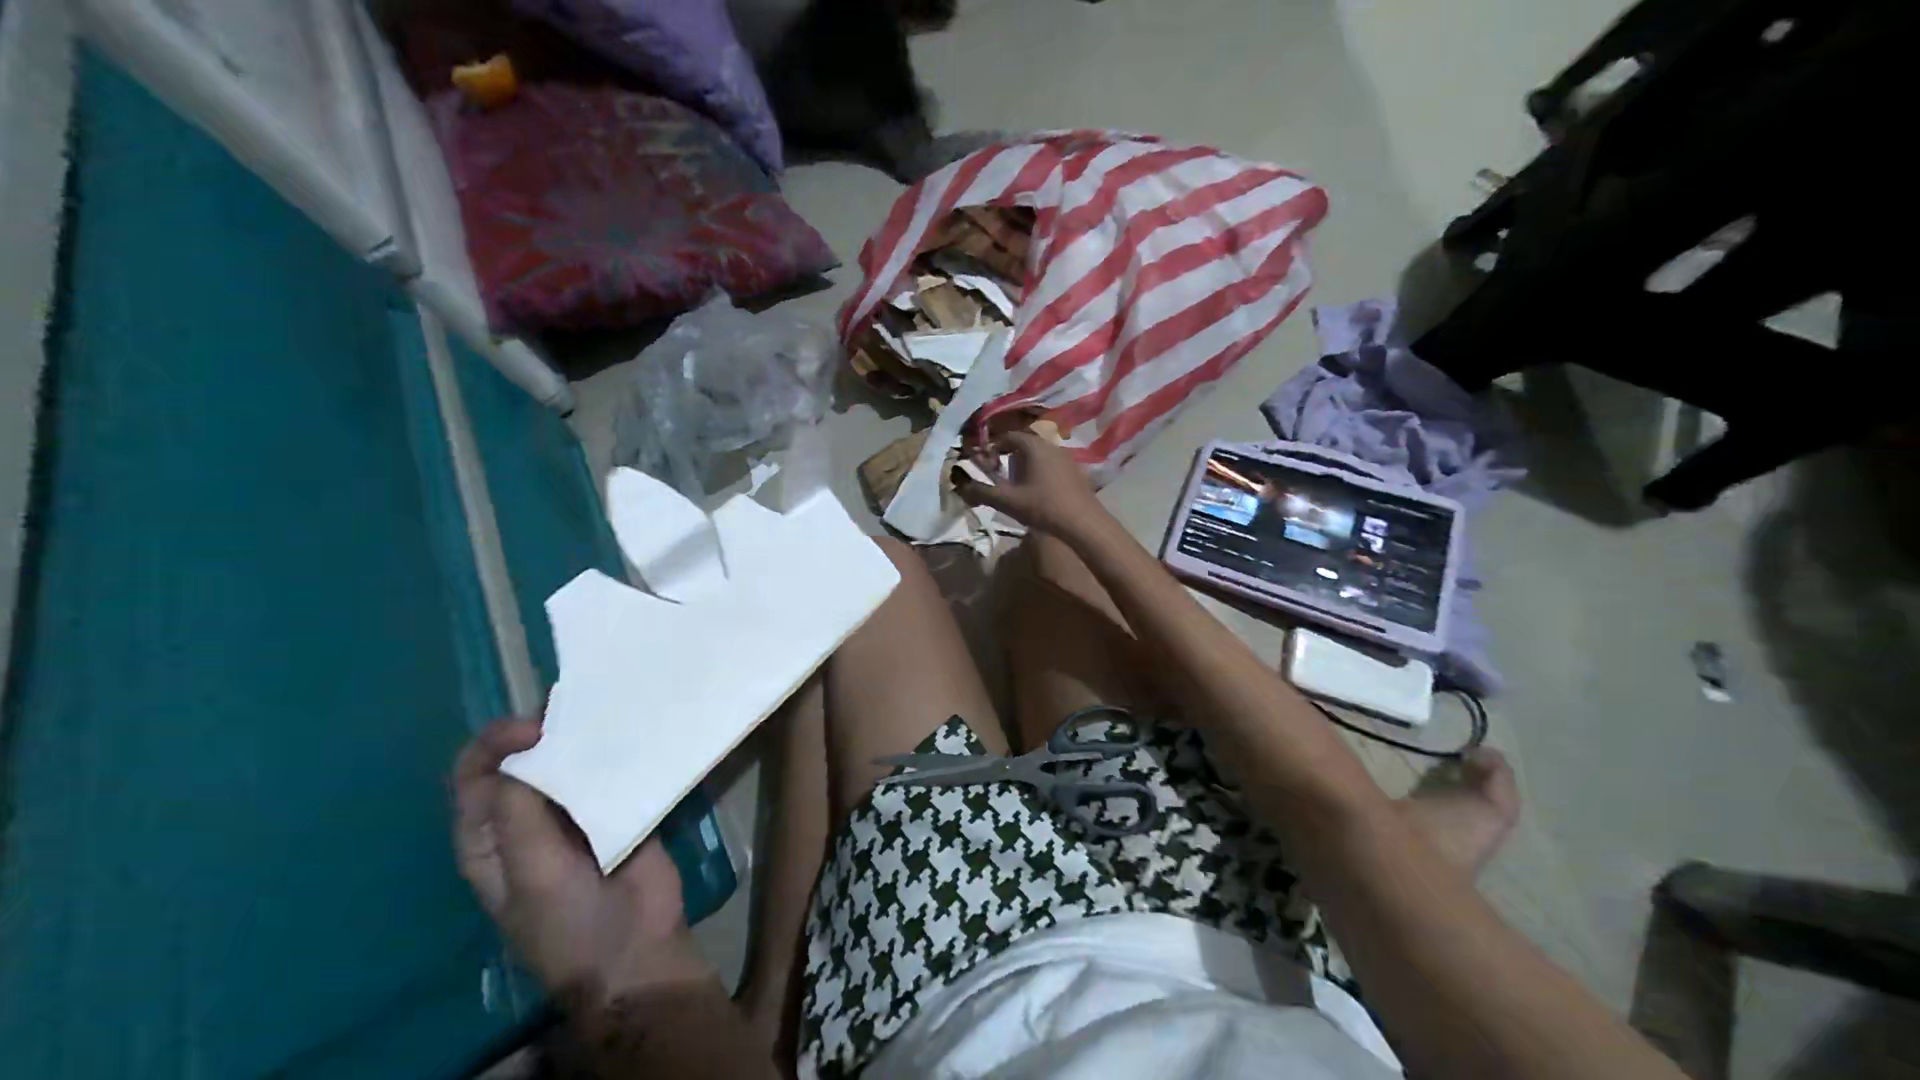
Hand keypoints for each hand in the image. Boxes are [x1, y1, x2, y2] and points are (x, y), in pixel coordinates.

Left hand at [452, 720, 708, 999]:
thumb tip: (526, 750)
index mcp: (490, 835)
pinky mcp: (618, 808)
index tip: (538, 729)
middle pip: (524, 760)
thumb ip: (519, 811)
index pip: (476, 774)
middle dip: (542, 731)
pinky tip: (633, 731)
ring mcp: (575, 812)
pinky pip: (612, 771)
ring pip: (570, 762)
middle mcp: (527, 817)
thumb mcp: (530, 871)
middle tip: (577, 716)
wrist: (634, 946)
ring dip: (583, 737)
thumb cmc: (567, 917)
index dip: (496, 743)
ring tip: (607, 713)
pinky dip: (619, 750)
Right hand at [956, 430, 1107, 539]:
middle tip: (999, 471)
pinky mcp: (1076, 471)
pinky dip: (1041, 471)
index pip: (1009, 436)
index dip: (995, 446)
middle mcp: (1051, 445)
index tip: (985, 461)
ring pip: (1041, 454)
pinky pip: (1053, 464)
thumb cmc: (1043, 506)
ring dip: (1026, 463)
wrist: (1082, 522)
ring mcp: (1067, 458)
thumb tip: (961, 487)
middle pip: (1026, 443)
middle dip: (1010, 454)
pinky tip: (1038, 490)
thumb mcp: (1008, 501)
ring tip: (1017, 482)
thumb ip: (982, 492)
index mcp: (1034, 446)